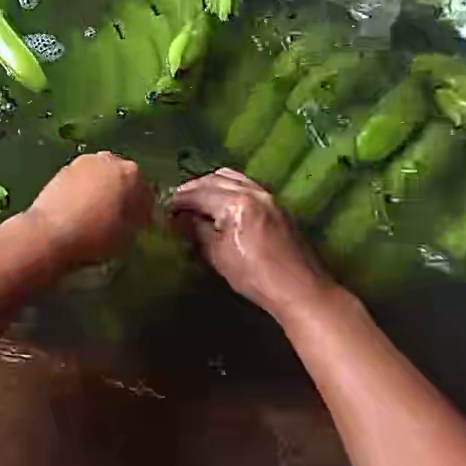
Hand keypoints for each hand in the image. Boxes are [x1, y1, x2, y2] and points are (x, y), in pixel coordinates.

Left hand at [19, 152, 154, 267]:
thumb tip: (134, 217)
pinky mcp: (62, 170)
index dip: (144, 210)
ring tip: (96, 213)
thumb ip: (137, 221)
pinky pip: (82, 181)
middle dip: (123, 194)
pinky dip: (84, 191)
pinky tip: (79, 210)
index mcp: (131, 174)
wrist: (49, 233)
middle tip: (118, 217)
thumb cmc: (95, 236)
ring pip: (101, 176)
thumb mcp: (128, 237)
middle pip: (122, 178)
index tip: (139, 224)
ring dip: (103, 190)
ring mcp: (83, 162)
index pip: (145, 192)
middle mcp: (109, 160)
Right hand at [168, 169, 336, 320]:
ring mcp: (267, 194)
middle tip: (177, 202)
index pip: (198, 193)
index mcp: (235, 202)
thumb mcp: (218, 255)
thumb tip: (181, 218)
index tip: (166, 208)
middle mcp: (251, 190)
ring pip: (231, 177)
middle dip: (193, 188)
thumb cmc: (254, 276)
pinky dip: (228, 187)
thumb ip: (197, 230)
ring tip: (197, 200)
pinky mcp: (276, 203)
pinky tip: (222, 201)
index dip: (179, 200)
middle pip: (214, 179)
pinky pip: (246, 184)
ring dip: (211, 184)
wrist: (299, 288)